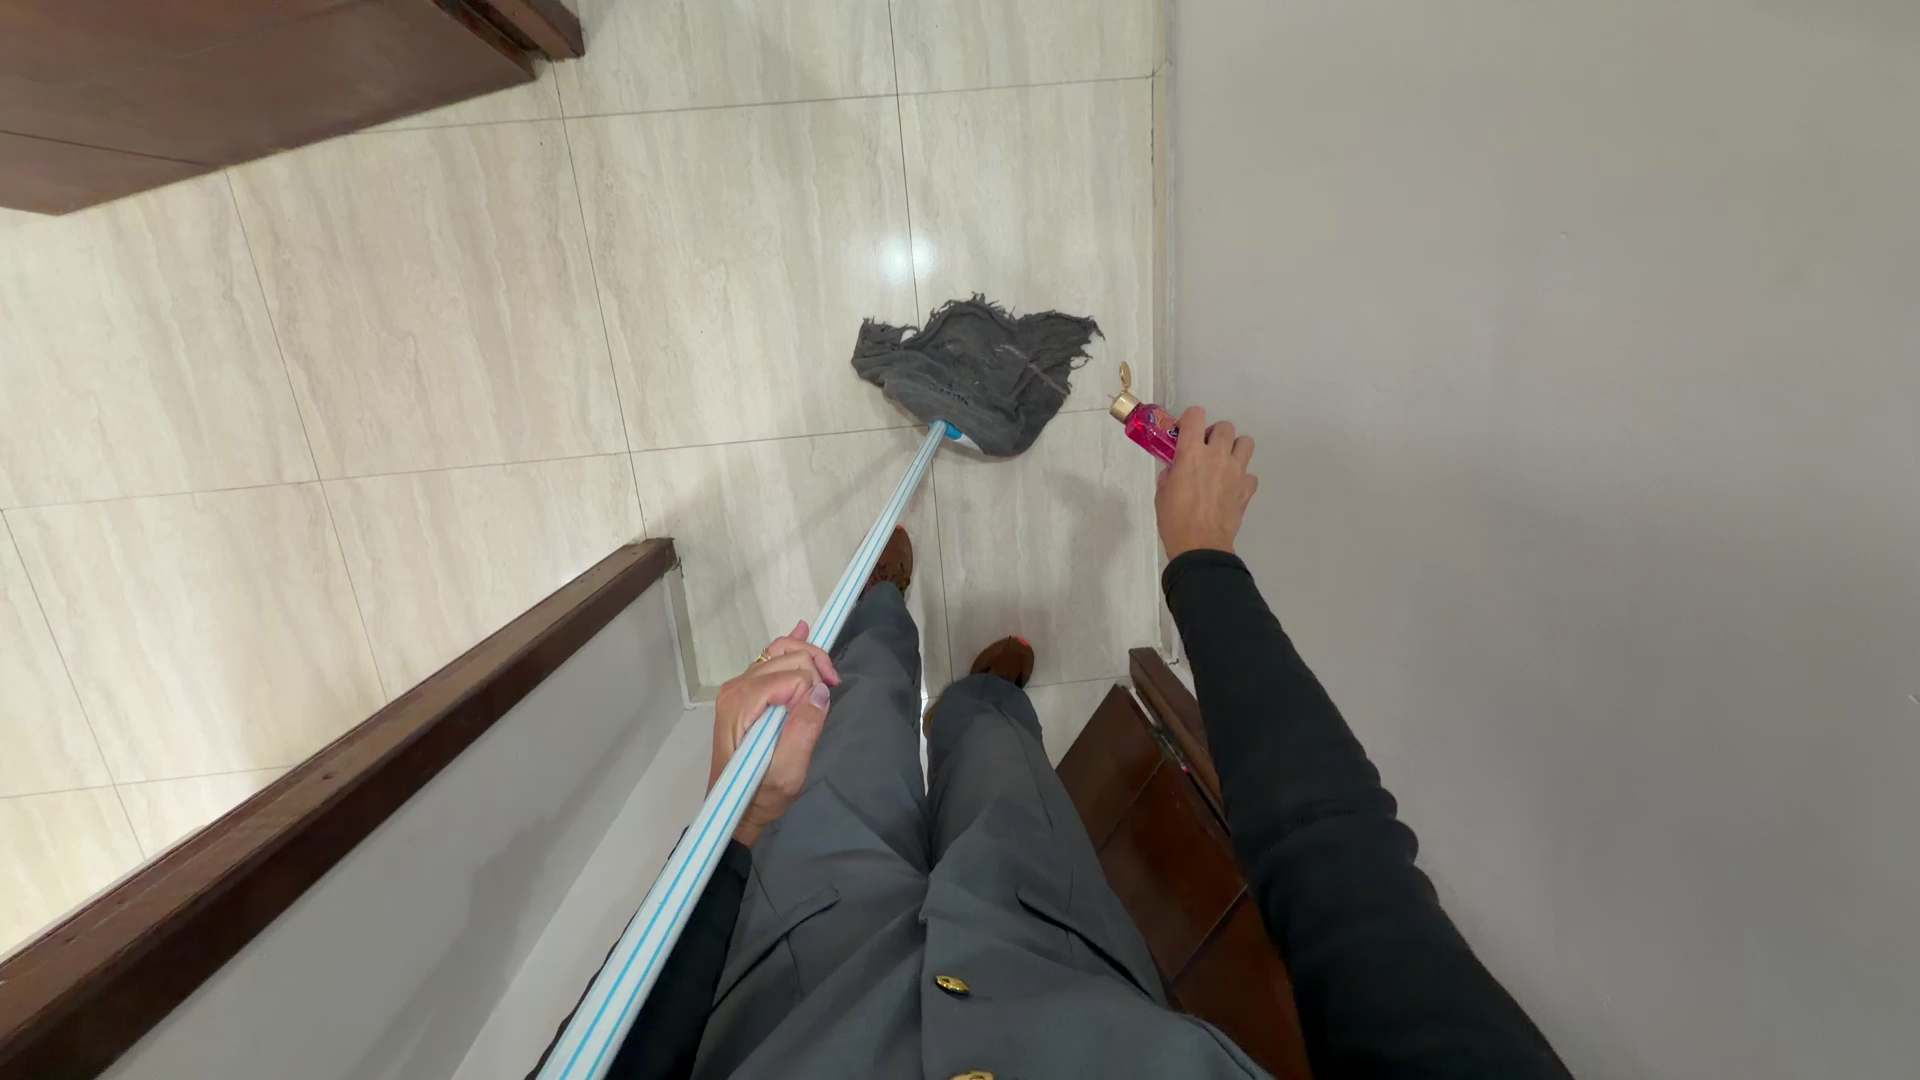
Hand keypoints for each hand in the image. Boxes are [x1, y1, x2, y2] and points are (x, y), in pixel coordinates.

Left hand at [710, 621, 839, 846]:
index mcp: (743, 703)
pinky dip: (791, 646)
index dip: (812, 691)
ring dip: (808, 659)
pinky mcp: (744, 692)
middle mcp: (736, 687)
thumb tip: (822, 690)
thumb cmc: (760, 794)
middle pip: (788, 655)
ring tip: (827, 679)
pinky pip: (769, 657)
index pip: (794, 673)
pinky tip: (803, 629)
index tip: (819, 715)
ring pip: (781, 651)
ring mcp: (738, 687)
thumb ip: (804, 729)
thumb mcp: (788, 773)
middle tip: (829, 698)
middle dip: (815, 670)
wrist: (736, 810)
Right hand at [1155, 406, 1257, 557]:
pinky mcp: (1247, 488)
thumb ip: (1171, 473)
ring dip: (1234, 449)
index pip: (1195, 415)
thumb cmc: (1174, 520)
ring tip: (1224, 463)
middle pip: (1225, 426)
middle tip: (1205, 450)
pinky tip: (1231, 489)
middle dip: (1214, 434)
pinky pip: (1250, 474)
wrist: (1200, 546)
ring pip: (1245, 443)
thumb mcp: (1162, 493)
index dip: (1190, 420)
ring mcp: (1236, 471)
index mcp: (1191, 453)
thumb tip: (1176, 469)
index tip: (1185, 433)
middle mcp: (1217, 456)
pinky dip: (1242, 478)